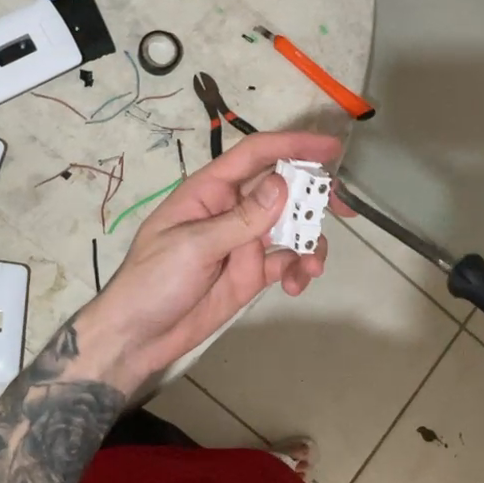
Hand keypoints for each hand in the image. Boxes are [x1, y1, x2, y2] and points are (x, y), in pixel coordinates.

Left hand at [75, 130, 344, 391]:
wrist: (138, 336)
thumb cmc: (153, 282)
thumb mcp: (194, 247)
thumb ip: (241, 219)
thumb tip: (282, 184)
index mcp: (210, 191)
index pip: (255, 155)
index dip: (293, 145)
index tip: (331, 148)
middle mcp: (232, 209)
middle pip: (283, 190)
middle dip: (315, 198)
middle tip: (345, 211)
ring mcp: (244, 242)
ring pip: (292, 228)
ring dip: (310, 243)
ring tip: (313, 268)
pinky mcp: (252, 272)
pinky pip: (287, 261)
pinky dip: (299, 270)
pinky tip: (295, 287)